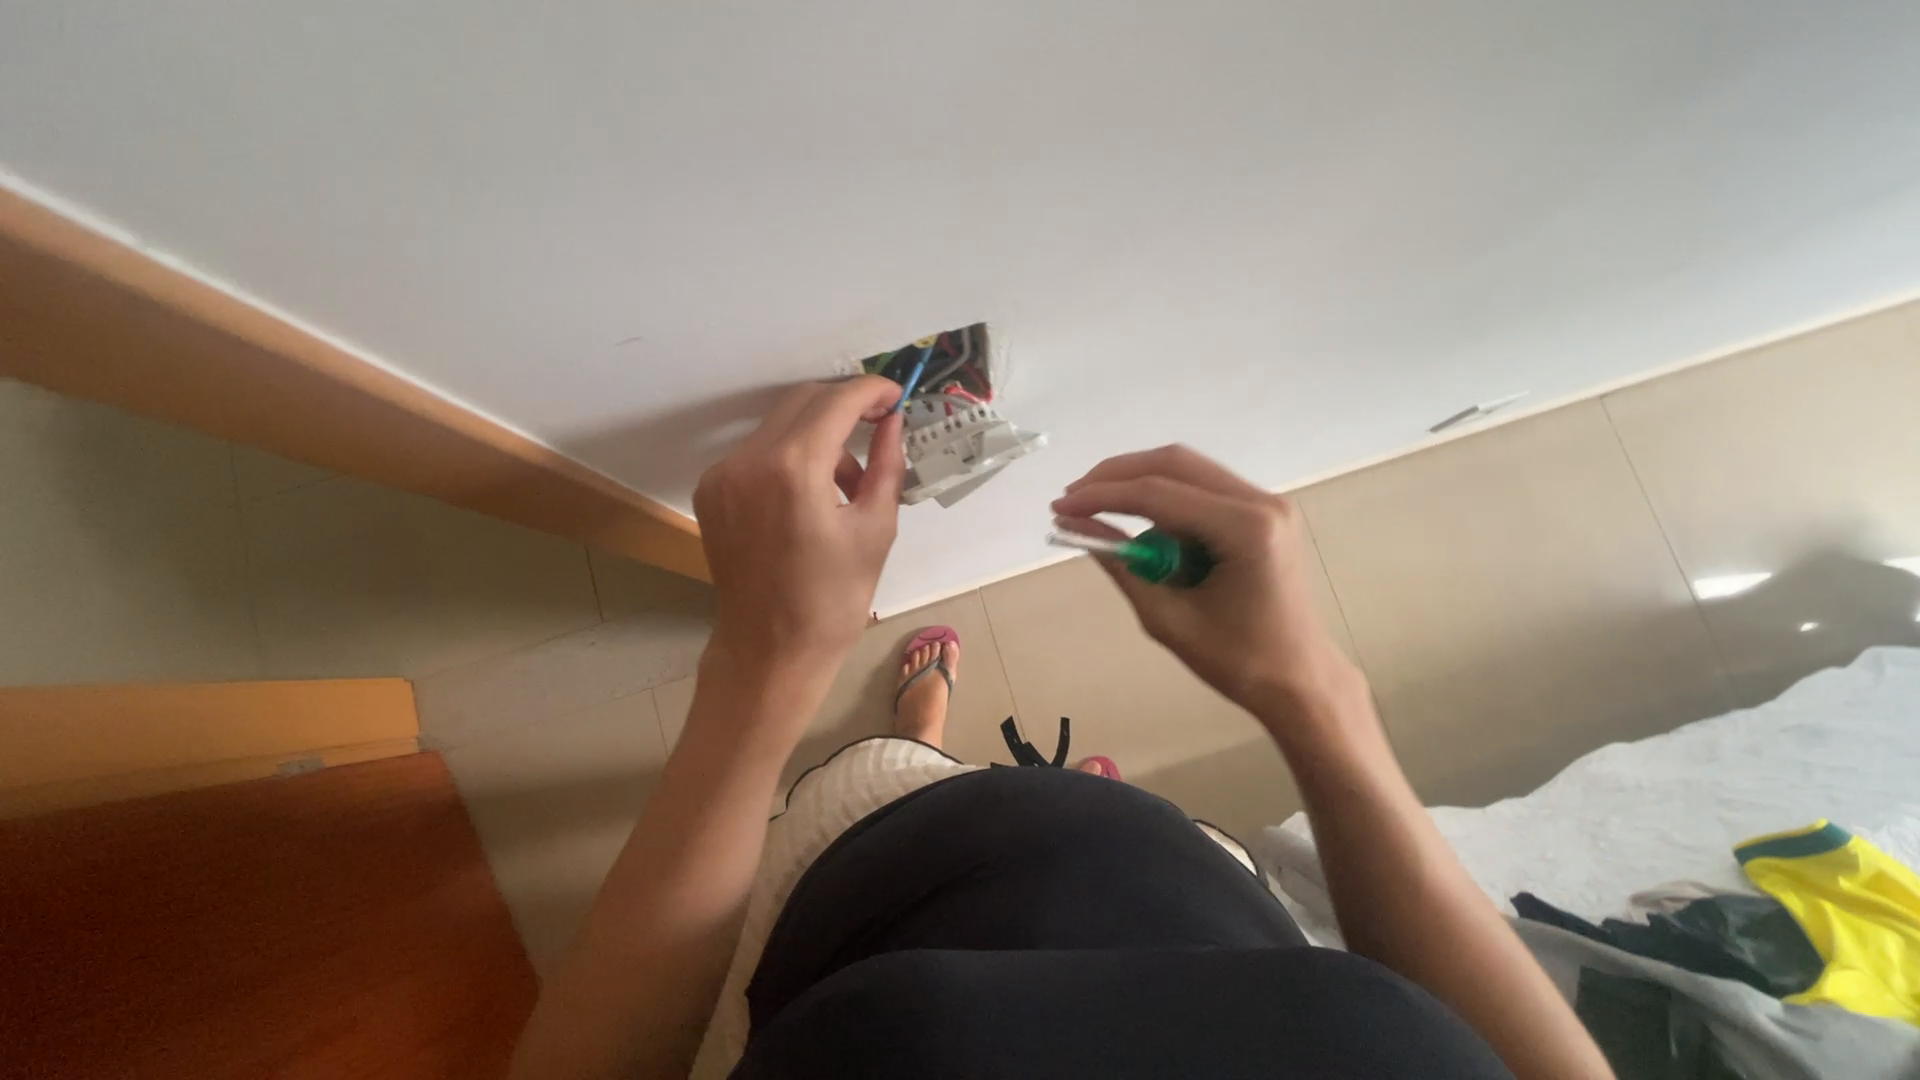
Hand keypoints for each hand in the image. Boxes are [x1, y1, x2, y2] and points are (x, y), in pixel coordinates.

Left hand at [693, 376, 905, 675]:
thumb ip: (886, 464)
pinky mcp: (712, 492)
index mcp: (793, 470)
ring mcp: (723, 476)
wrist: (770, 650)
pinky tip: (814, 493)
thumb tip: (893, 422)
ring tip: (850, 481)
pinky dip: (791, 456)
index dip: (870, 391)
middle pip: (802, 402)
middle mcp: (748, 461)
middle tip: (880, 424)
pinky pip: (758, 452)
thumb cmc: (833, 600)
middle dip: (844, 406)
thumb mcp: (876, 530)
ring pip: (779, 425)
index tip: (895, 395)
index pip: (835, 402)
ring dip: (819, 434)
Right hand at [1050, 445, 1361, 732]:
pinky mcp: (1261, 511)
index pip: (1158, 494)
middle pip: (1173, 463)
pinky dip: (1162, 497)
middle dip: (1115, 477)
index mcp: (1247, 530)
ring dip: (1137, 482)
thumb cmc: (1238, 661)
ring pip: (1186, 468)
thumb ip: (1122, 565)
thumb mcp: (1167, 618)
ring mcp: (1266, 502)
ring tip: (1095, 506)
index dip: (1101, 497)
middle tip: (1071, 498)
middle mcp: (1262, 502)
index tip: (1060, 507)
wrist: (1300, 679)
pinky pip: (1201, 487)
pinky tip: (1136, 518)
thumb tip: (1077, 526)